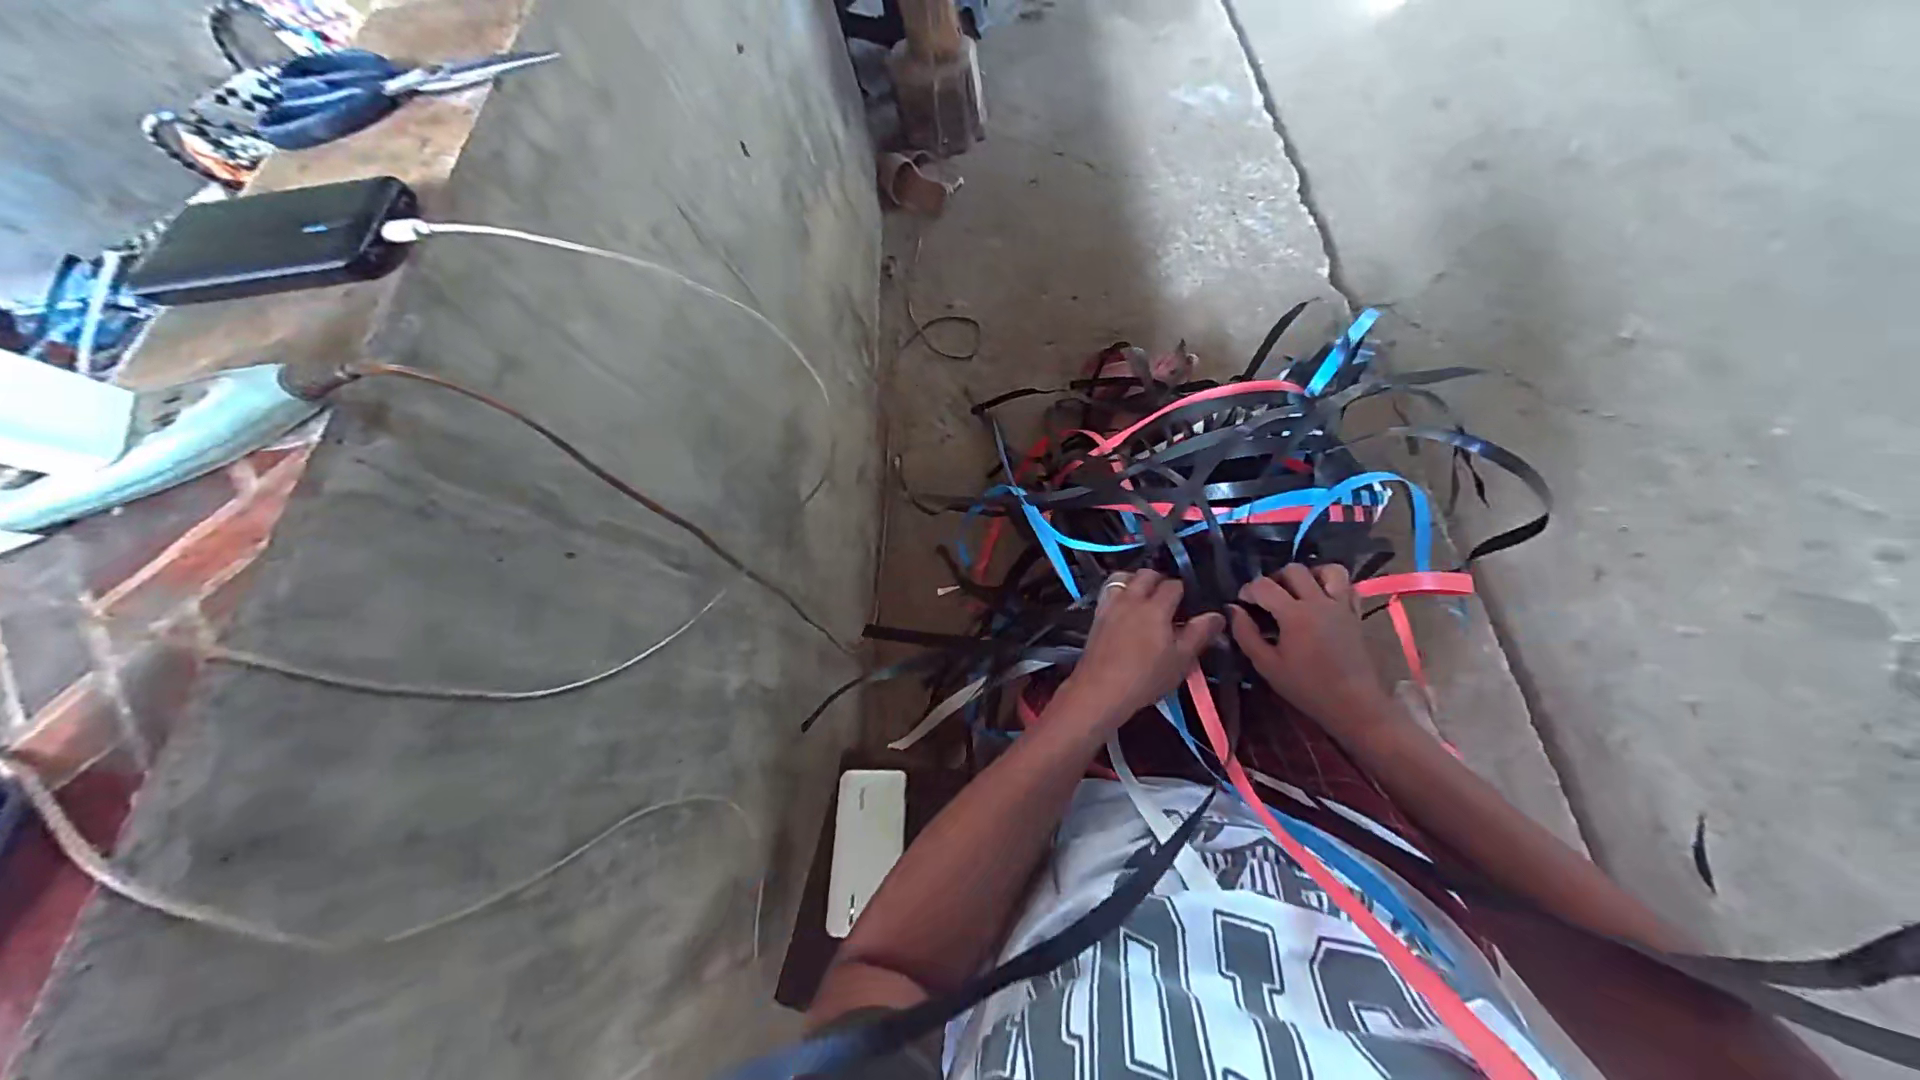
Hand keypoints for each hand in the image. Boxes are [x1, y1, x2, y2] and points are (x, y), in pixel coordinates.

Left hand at [1054, 570, 1224, 728]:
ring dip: (1136, 581)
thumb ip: (1199, 633)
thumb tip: (1216, 615)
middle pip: (1147, 574)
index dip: (1185, 591)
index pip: (1174, 585)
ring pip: (1124, 578)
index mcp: (1155, 607)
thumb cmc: (1145, 677)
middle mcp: (1131, 599)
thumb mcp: (1181, 660)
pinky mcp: (1097, 615)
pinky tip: (1125, 608)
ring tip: (1145, 598)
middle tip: (1170, 600)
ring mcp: (1111, 605)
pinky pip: (1108, 591)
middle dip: (1161, 580)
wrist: (1101, 690)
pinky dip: (1119, 592)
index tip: (1190, 604)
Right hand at [1229, 564, 1396, 736]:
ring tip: (1299, 591)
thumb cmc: (1307, 687)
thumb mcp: (1266, 665)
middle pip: (1294, 570)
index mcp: (1294, 614)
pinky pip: (1348, 586)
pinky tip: (1322, 600)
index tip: (1242, 603)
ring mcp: (1342, 606)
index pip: (1264, 585)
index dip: (1248, 590)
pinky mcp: (1356, 614)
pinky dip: (1333, 585)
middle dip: (1275, 579)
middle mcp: (1319, 602)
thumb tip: (1233, 610)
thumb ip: (1246, 634)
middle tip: (1268, 598)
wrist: (1354, 704)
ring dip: (1309, 574)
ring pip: (1328, 570)